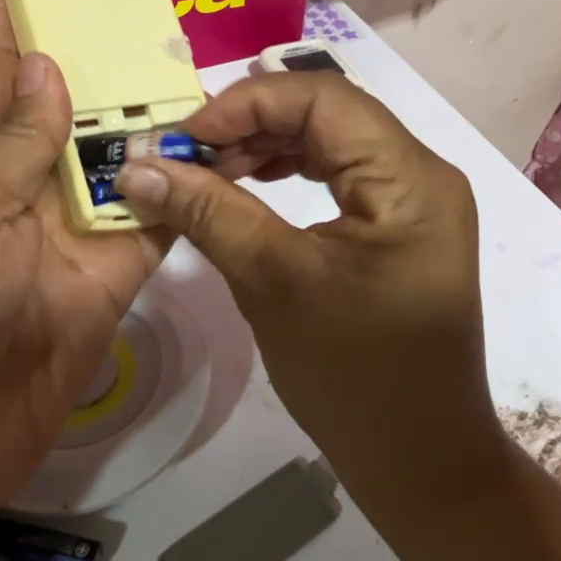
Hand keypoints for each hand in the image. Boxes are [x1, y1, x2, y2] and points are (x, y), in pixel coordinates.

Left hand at [0, 0, 170, 522]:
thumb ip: (13, 141)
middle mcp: (21, 183)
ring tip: (198, 60)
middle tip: (152, 4)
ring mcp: (70, 227)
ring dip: (154, 115)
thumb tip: (49, 64)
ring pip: (121, 155)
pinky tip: (220, 144)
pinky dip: (186, 183)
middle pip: (69, 106)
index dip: (11, 17)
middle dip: (103, 57)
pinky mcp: (115, 271)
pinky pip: (157, 215)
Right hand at [112, 75, 560, 560]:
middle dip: (253, 123)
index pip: (324, 98)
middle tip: (186, 154)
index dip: (247, 103)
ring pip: (333, 140)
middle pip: (330, 113)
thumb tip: (138, 166)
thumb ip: (211, 214)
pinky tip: (249, 184)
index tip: (182, 137)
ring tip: (209, 169)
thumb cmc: (356, 378)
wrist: (422, 462)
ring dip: (268, 144)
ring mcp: (414, 198)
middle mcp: (422, 173)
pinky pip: (341, 173)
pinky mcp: (399, 224)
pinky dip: (291, 171)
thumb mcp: (276, 285)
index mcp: (411, 178)